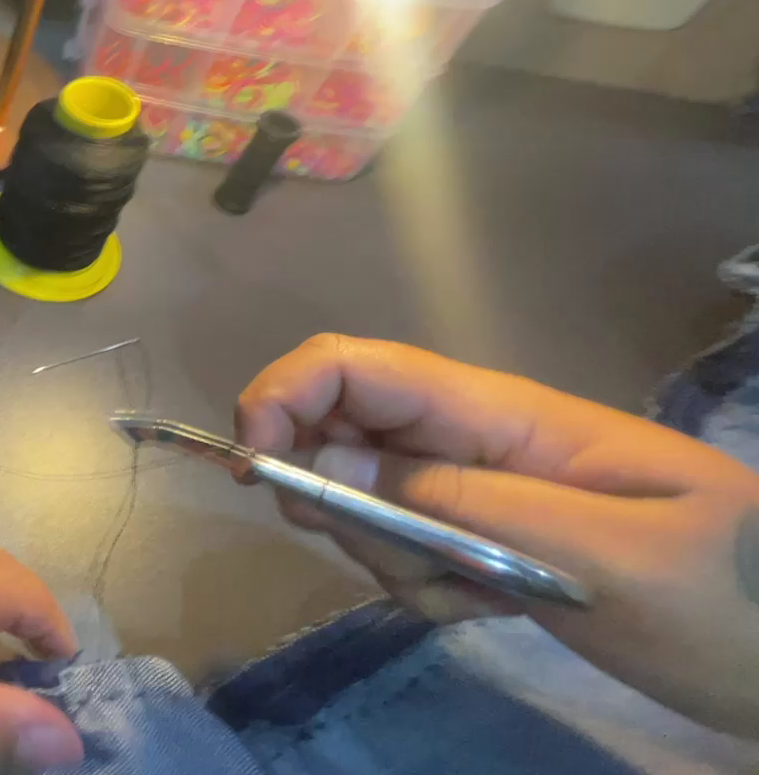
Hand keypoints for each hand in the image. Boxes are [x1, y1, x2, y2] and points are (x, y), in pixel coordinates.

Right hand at [237, 334, 758, 735]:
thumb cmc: (733, 600)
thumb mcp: (602, 554)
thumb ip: (458, 500)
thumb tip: (327, 462)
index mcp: (487, 410)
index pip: (344, 364)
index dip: (279, 396)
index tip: (257, 465)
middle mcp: (457, 433)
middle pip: (329, 427)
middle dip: (324, 488)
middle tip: (373, 547)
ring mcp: (460, 480)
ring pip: (352, 491)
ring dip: (380, 548)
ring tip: (467, 591)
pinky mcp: (465, 525)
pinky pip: (389, 539)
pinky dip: (412, 579)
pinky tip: (481, 603)